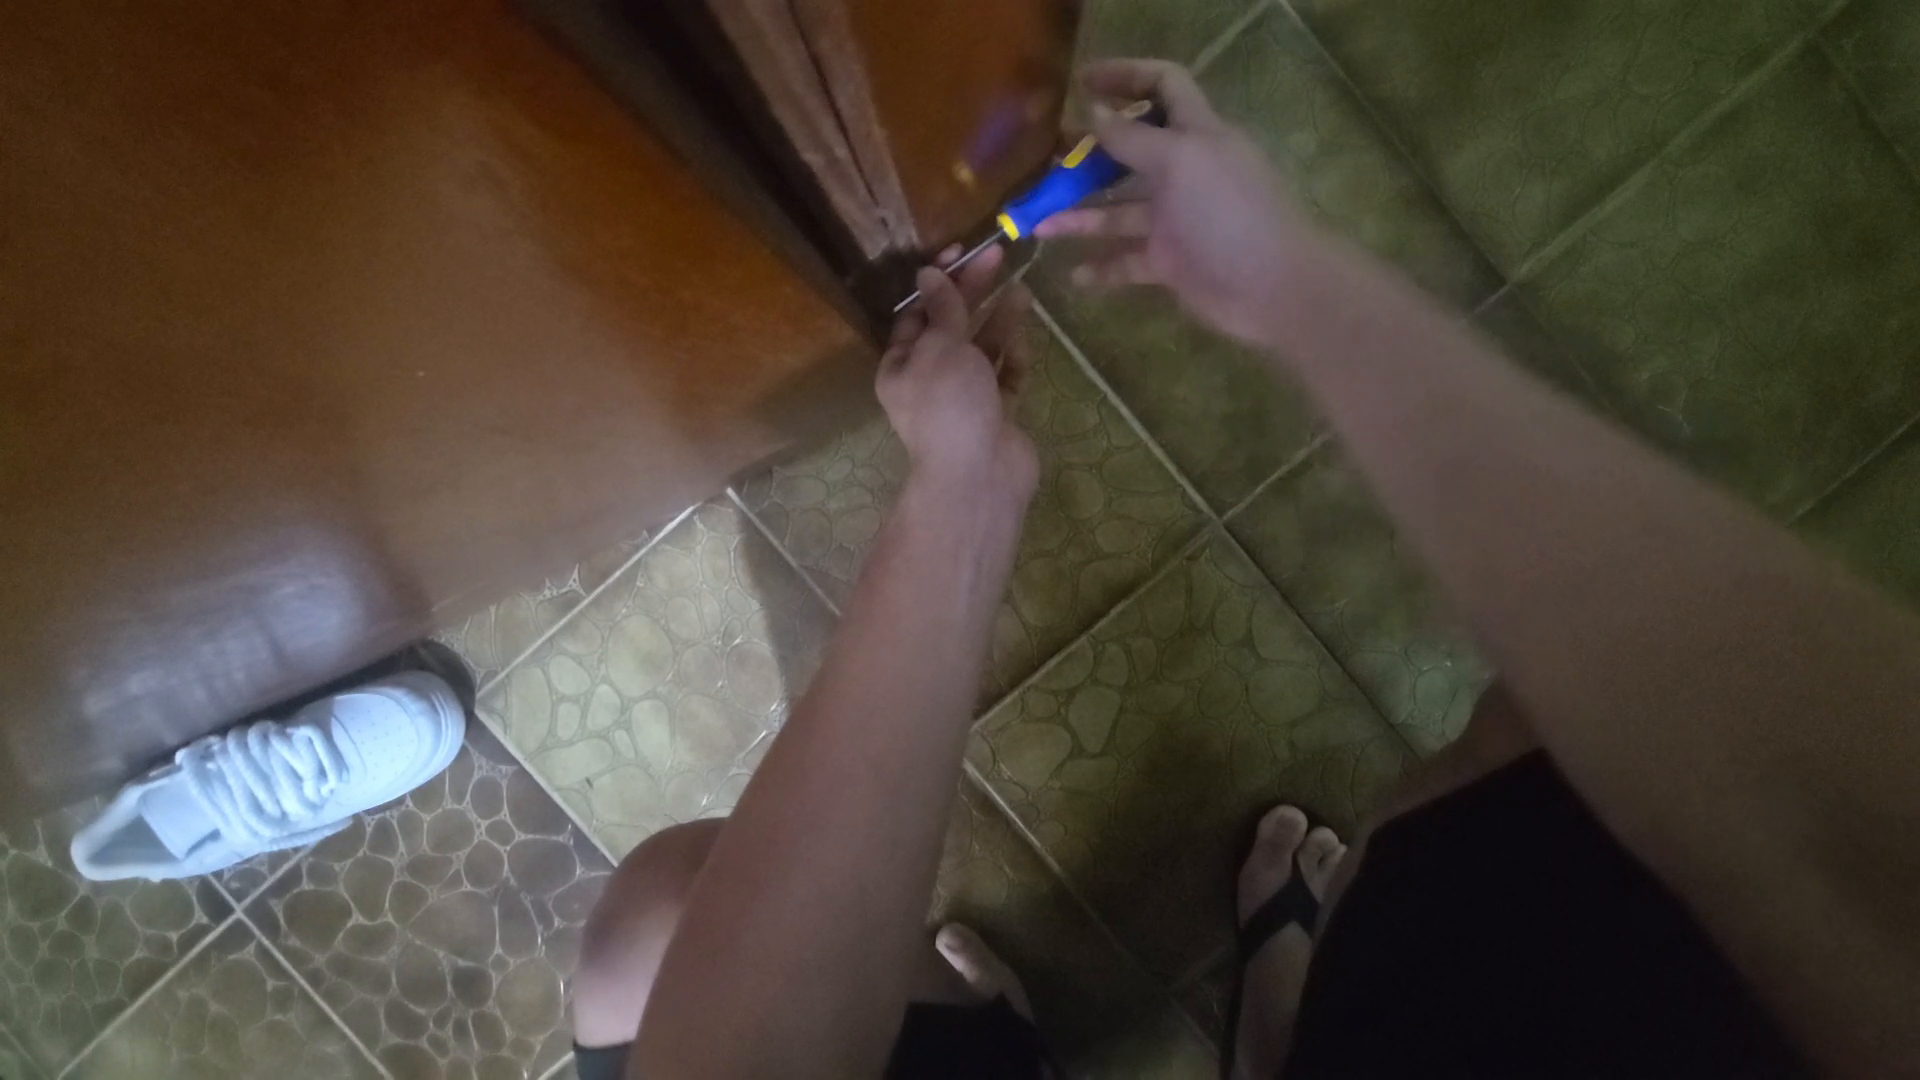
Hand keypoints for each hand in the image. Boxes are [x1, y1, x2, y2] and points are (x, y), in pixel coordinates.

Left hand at [877, 244, 1038, 502]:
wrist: (979, 475)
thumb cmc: (949, 405)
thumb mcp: (940, 348)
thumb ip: (943, 309)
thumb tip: (929, 272)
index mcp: (901, 366)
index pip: (916, 314)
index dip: (937, 282)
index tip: (960, 252)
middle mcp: (930, 380)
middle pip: (952, 326)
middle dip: (972, 293)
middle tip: (998, 256)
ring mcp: (966, 398)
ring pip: (983, 350)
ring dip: (1000, 321)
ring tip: (1023, 291)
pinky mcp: (997, 413)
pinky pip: (1004, 378)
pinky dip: (1012, 360)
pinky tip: (1022, 344)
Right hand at [1035, 60, 1317, 344]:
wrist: (1270, 287)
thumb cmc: (1229, 214)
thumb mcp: (1180, 162)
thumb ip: (1133, 139)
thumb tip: (1092, 110)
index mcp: (1196, 135)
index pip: (1163, 87)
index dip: (1125, 77)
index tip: (1080, 83)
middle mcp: (1184, 173)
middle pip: (1129, 153)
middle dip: (1088, 156)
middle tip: (1046, 160)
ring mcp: (1175, 221)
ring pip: (1118, 212)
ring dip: (1079, 219)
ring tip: (1039, 226)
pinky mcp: (1170, 262)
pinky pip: (1127, 262)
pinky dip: (1102, 268)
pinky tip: (1074, 276)